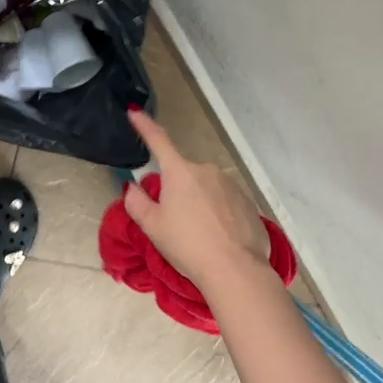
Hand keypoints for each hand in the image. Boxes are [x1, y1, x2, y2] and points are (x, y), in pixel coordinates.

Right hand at [124, 107, 271, 287]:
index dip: (144, 126)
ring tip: (201, 236)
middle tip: (175, 222)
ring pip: (207, 189)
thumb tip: (134, 188)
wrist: (236, 270)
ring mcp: (231, 184)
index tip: (134, 111)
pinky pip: (226, 203)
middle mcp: (206, 170)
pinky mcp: (248, 202)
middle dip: (177, 191)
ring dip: (200, 204)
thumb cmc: (188, 246)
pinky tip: (219, 239)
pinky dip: (220, 215)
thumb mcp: (153, 227)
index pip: (158, 141)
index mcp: (180, 172)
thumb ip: (137, 203)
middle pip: (184, 175)